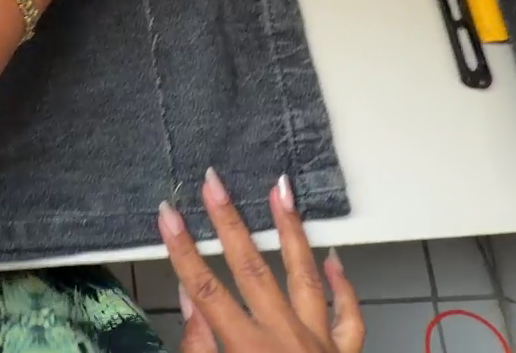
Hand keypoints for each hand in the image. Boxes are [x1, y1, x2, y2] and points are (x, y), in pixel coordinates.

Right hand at [159, 171, 363, 352]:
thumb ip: (199, 350)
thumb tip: (191, 300)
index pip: (206, 289)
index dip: (182, 249)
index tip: (166, 211)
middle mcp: (287, 343)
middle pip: (251, 269)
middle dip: (229, 222)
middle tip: (213, 180)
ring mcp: (322, 349)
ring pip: (305, 277)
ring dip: (291, 231)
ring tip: (281, 190)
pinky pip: (349, 318)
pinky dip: (342, 286)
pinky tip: (333, 257)